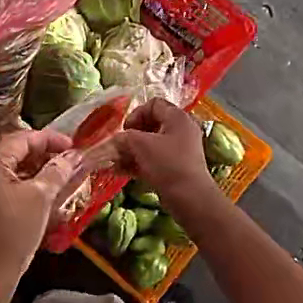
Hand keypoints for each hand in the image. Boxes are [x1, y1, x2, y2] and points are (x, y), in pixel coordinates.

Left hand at [0, 129, 101, 279]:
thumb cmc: (16, 229)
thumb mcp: (41, 196)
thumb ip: (57, 171)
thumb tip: (74, 156)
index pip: (23, 138)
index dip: (51, 139)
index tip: (74, 147)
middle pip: (18, 151)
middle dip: (46, 153)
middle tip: (71, 159)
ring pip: (17, 167)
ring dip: (41, 168)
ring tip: (65, 174)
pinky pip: (13, 183)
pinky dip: (33, 182)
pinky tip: (51, 191)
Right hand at [104, 99, 220, 210]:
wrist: (189, 198)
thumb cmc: (167, 164)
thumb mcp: (141, 145)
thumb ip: (124, 138)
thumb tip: (114, 141)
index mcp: (177, 118)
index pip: (154, 104)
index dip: (136, 114)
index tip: (126, 130)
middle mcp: (180, 131)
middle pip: (150, 125)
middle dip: (130, 135)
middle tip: (119, 146)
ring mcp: (178, 151)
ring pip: (150, 145)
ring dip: (129, 151)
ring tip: (113, 162)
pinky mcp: (174, 168)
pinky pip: (152, 160)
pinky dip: (136, 163)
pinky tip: (118, 172)